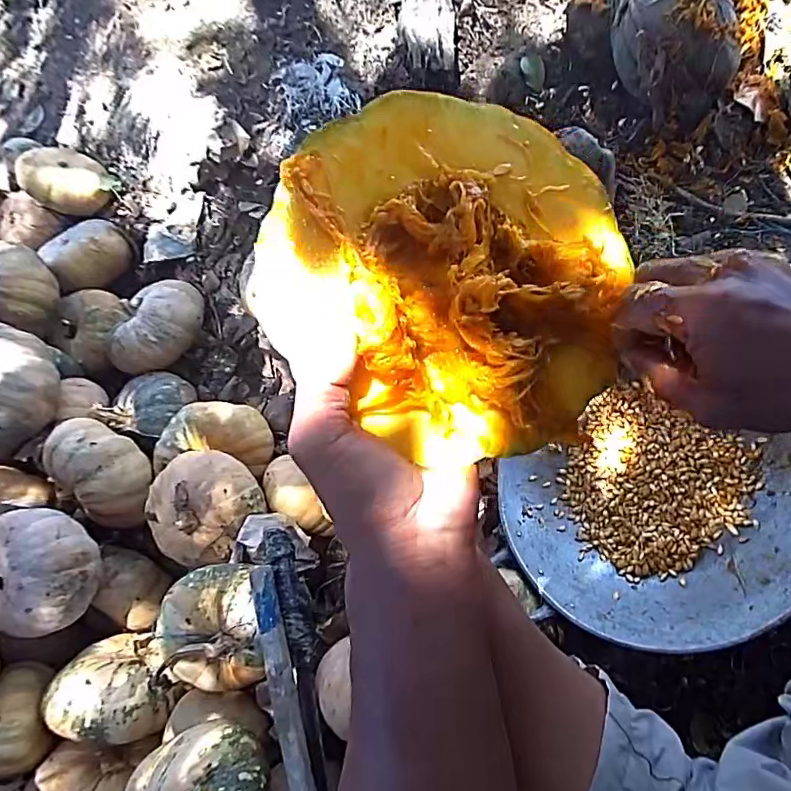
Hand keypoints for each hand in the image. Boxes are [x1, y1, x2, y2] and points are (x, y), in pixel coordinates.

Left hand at [244, 219, 479, 563]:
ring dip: (435, 321)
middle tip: (406, 254)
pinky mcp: (464, 409)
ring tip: (441, 268)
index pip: (346, 343)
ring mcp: (429, 400)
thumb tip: (344, 324)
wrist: (419, 535)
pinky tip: (473, 308)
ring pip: (429, 350)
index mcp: (347, 398)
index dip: (349, 308)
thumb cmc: (359, 491)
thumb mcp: (316, 434)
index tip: (356, 262)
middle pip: (392, 340)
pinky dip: (467, 347)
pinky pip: (464, 371)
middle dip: (396, 306)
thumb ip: (321, 380)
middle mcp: (388, 393)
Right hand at [613, 250, 790, 431]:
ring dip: (673, 299)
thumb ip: (661, 381)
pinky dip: (704, 293)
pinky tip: (722, 328)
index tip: (628, 352)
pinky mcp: (769, 263)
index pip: (635, 304)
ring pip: (685, 269)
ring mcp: (748, 262)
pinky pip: (717, 270)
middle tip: (651, 344)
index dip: (622, 330)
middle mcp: (721, 273)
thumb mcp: (712, 407)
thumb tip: (639, 360)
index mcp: (701, 308)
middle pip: (654, 273)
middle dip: (642, 308)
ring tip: (691, 340)